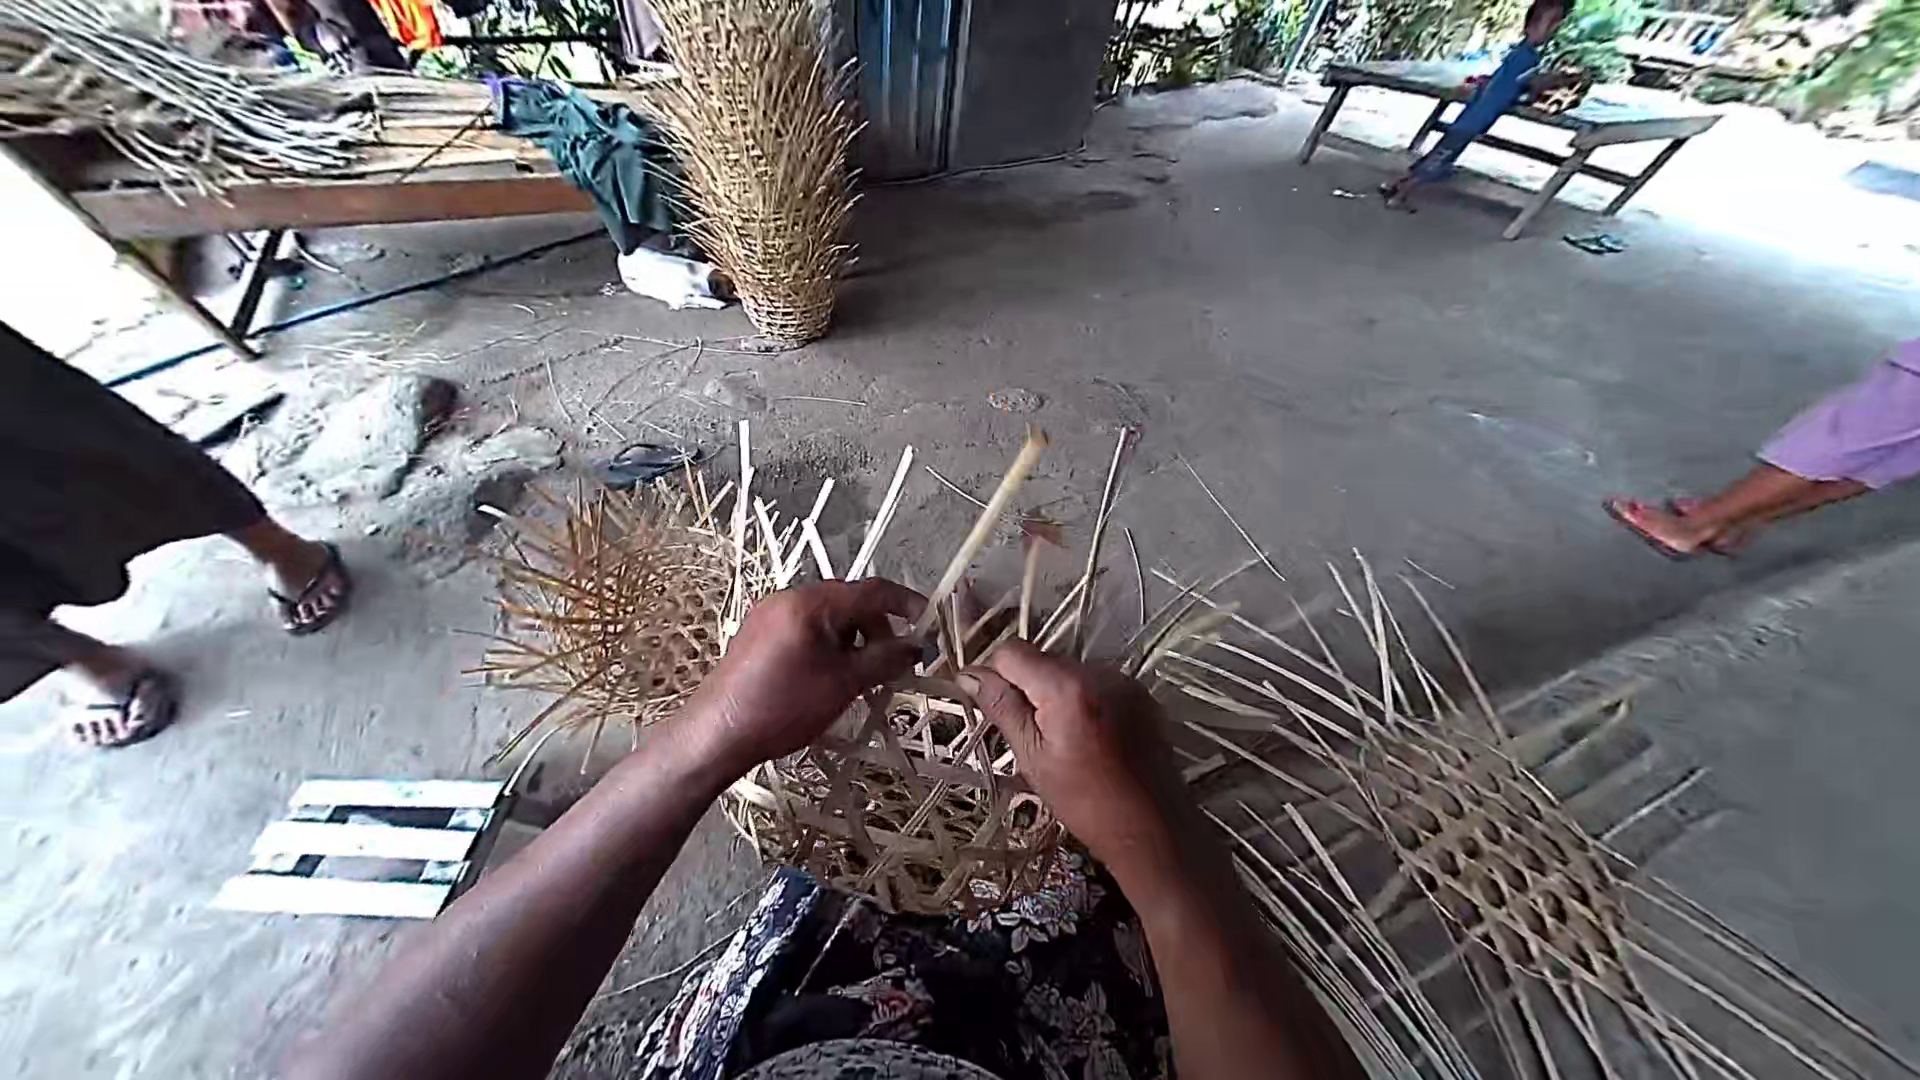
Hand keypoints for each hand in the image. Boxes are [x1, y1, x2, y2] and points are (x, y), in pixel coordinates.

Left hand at [679, 578, 925, 778]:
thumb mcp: (844, 684)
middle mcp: (790, 597)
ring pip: (830, 614)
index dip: (907, 603)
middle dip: (879, 626)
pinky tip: (833, 672)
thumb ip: (885, 659)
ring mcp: (771, 612)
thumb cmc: (782, 707)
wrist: (715, 735)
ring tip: (863, 672)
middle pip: (851, 600)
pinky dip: (831, 642)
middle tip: (895, 660)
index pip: (873, 590)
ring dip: (855, 636)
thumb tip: (918, 645)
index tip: (929, 622)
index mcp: (811, 602)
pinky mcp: (760, 631)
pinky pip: (808, 625)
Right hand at [957, 642, 1192, 882]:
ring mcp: (1123, 679)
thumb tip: (969, 675)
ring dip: (1054, 692)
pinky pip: (1095, 680)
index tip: (994, 704)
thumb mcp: (1033, 758)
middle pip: (1041, 658)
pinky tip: (1089, 736)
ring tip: (1064, 738)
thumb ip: (1001, 707)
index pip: (1013, 651)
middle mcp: (1098, 671)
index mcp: (1067, 688)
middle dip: (1027, 686)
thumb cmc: (1088, 803)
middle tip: (1031, 732)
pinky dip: (1082, 698)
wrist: (1155, 830)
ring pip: (1067, 669)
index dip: (996, 675)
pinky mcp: (1139, 691)